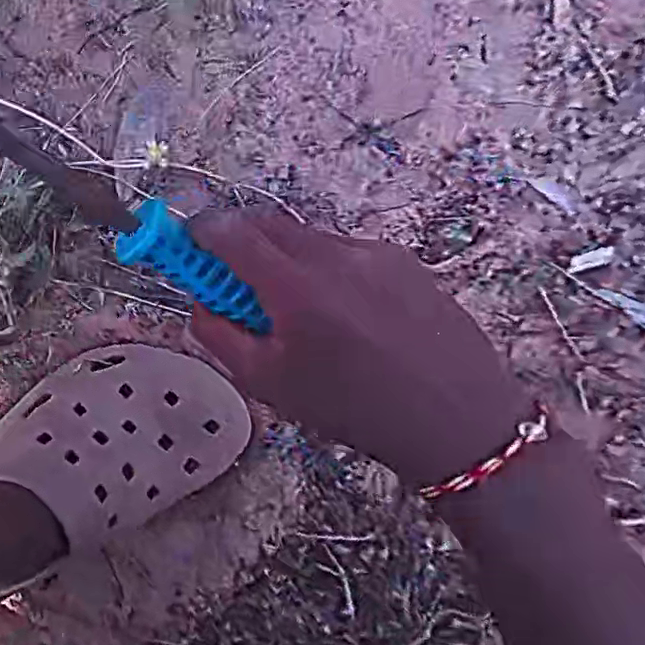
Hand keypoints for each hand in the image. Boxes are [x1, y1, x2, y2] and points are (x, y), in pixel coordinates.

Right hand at [185, 208, 534, 487]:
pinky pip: (341, 249)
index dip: (198, 232)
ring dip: (278, 255)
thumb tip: (198, 300)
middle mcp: (336, 258)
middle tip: (227, 274)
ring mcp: (375, 254)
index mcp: (297, 290)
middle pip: (264, 223)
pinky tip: (336, 307)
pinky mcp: (403, 259)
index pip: (230, 233)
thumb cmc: (350, 407)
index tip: (185, 243)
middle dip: (234, 239)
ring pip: (303, 236)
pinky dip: (319, 265)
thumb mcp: (264, 380)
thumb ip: (216, 333)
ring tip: (290, 303)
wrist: (459, 421)